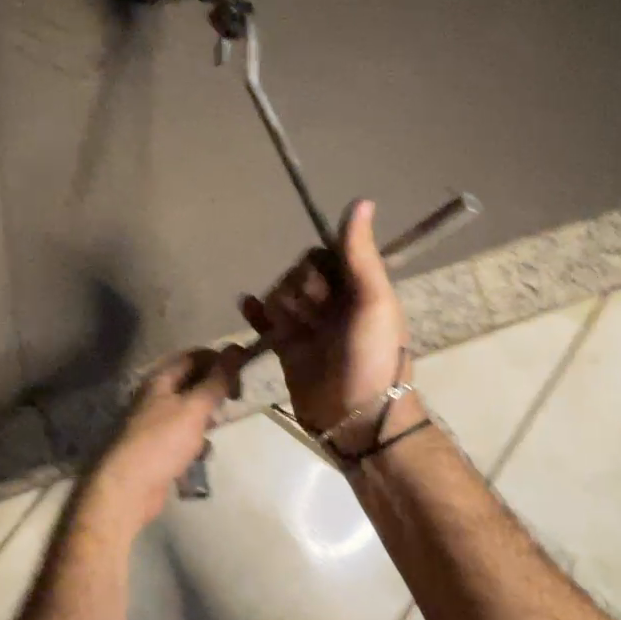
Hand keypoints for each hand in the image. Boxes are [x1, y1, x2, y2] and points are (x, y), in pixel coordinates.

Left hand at [84, 348, 244, 533]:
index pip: (193, 357)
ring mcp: (155, 423)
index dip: (218, 357)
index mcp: (159, 381)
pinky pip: (184, 435)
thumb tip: (235, 351)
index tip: (245, 366)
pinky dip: (197, 439)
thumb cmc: (162, 441)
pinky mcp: (159, 448)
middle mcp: (155, 397)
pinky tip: (206, 450)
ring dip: (207, 413)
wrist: (129, 487)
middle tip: (239, 394)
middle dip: (215, 386)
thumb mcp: (193, 408)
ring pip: (188, 409)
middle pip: (190, 382)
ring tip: (226, 420)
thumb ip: (215, 381)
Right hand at [243, 200, 411, 447]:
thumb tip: (362, 200)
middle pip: (297, 275)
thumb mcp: (373, 302)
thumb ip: (360, 254)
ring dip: (280, 307)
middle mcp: (332, 304)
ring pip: (280, 296)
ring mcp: (308, 327)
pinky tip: (246, 306)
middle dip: (298, 291)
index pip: (323, 256)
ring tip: (292, 330)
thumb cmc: (373, 358)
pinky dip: (256, 313)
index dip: (316, 269)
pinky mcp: (288, 350)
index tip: (325, 290)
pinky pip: (266, 322)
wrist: (357, 419)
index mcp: (358, 289)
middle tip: (315, 320)